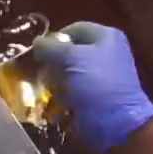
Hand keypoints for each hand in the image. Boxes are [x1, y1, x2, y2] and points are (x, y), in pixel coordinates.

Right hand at [34, 21, 152, 153]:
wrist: (116, 124)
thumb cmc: (95, 84)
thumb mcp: (70, 59)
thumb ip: (50, 48)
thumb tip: (37, 43)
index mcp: (106, 37)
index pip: (74, 29)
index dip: (54, 39)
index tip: (38, 53)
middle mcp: (106, 53)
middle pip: (72, 52)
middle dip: (53, 62)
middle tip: (39, 72)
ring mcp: (102, 77)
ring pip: (71, 73)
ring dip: (56, 81)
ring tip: (44, 89)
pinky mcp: (97, 97)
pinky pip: (75, 91)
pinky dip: (63, 96)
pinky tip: (54, 102)